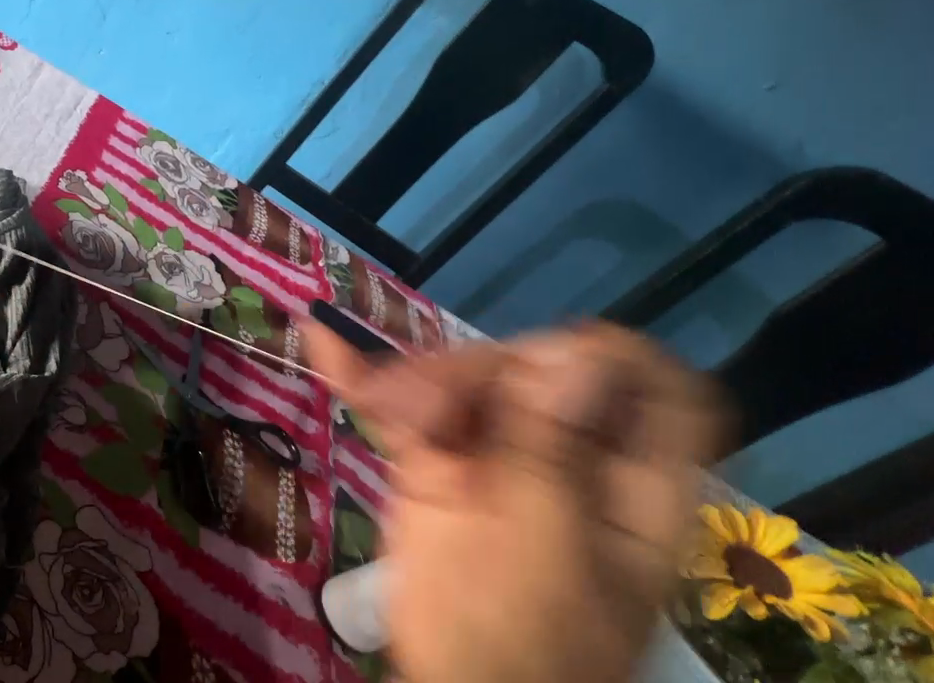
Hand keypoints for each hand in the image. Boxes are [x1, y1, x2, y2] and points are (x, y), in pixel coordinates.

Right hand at [302, 319, 725, 682]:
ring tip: (378, 405)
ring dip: (413, 381)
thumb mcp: (542, 541)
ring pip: (461, 382)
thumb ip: (548, 445)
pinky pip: (400, 409)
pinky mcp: (432, 462)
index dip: (606, 358)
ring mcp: (493, 455)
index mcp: (624, 481)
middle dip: (475, 374)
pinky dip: (362, 377)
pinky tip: (323, 341)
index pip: (654, 391)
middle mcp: (564, 454)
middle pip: (533, 372)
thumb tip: (568, 351)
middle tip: (423, 403)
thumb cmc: (517, 635)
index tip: (536, 360)